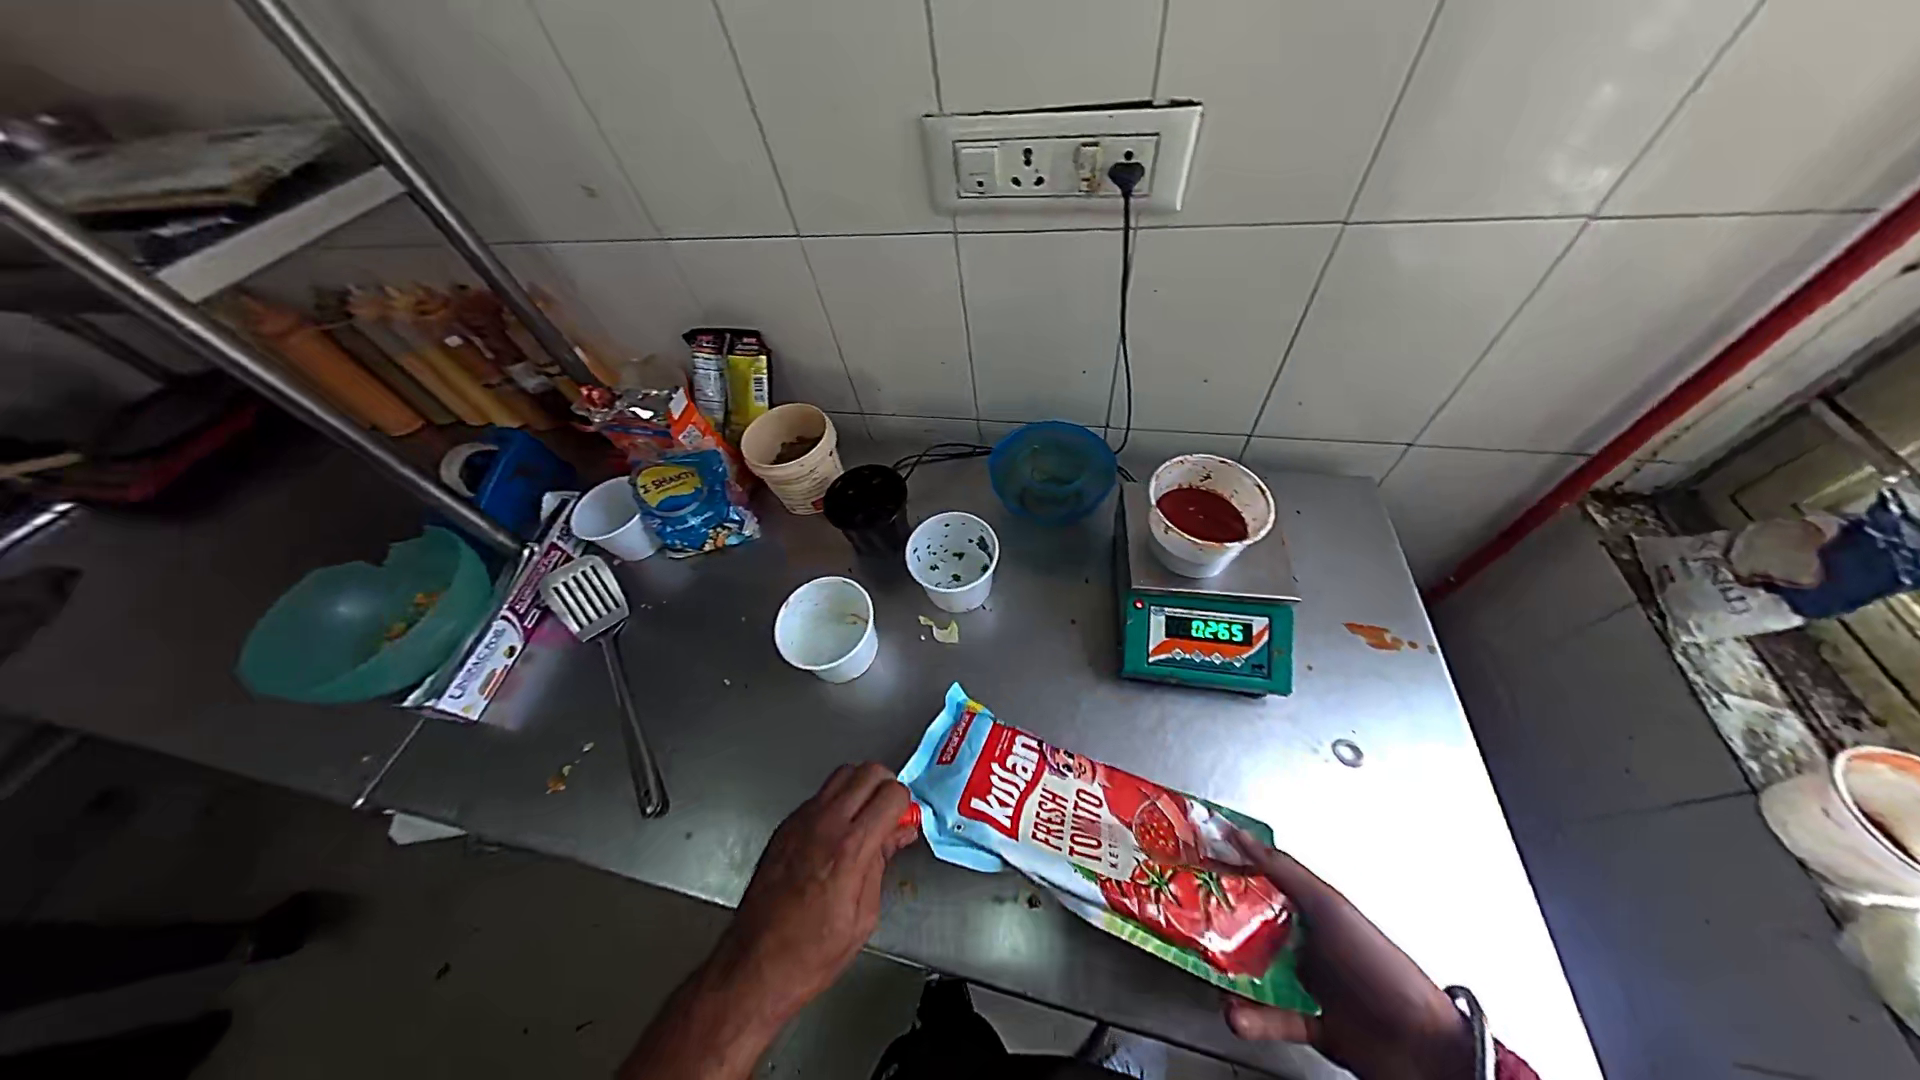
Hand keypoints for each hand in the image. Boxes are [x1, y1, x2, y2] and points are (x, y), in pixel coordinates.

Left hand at [708, 763, 919, 1023]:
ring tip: (866, 818)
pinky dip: (837, 801)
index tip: (904, 821)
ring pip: (842, 773)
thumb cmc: (807, 954)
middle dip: (886, 787)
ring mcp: (800, 822)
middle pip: (868, 772)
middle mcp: (824, 826)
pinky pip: (819, 795)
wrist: (753, 966)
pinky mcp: (784, 826)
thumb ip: (882, 864)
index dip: (905, 805)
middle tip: (890, 812)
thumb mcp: (863, 917)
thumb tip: (898, 835)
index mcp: (849, 850)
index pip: (891, 794)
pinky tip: (839, 830)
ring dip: (861, 787)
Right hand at [1223, 830, 1472, 1079]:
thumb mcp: (1330, 907)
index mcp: (1315, 911)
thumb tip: (1241, 835)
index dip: (1233, 876)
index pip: (1265, 885)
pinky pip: (1274, 1018)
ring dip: (1233, 978)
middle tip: (1193, 925)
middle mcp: (1311, 945)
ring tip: (1213, 977)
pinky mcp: (1313, 1024)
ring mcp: (1312, 986)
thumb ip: (1285, 871)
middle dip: (1223, 930)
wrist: (1426, 1046)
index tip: (1200, 869)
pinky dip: (1254, 1018)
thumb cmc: (1380, 967)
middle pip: (1255, 931)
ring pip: (1259, 975)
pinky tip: (1237, 1015)